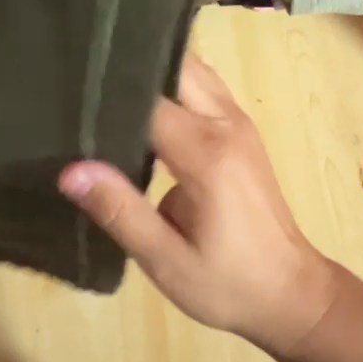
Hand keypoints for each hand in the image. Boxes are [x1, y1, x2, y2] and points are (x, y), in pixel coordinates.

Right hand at [58, 53, 340, 354]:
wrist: (291, 294)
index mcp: (207, 152)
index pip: (149, 101)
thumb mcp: (167, 260)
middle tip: (85, 76)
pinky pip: (202, 85)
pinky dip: (172, 82)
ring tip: (107, 80)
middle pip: (175, 67)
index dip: (110, 94)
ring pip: (192, 69)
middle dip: (133, 66)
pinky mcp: (240, 127)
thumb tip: (71, 171)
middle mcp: (225, 123)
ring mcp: (237, 120)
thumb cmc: (229, 283)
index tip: (71, 90)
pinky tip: (141, 99)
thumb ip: (120, 210)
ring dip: (154, 69)